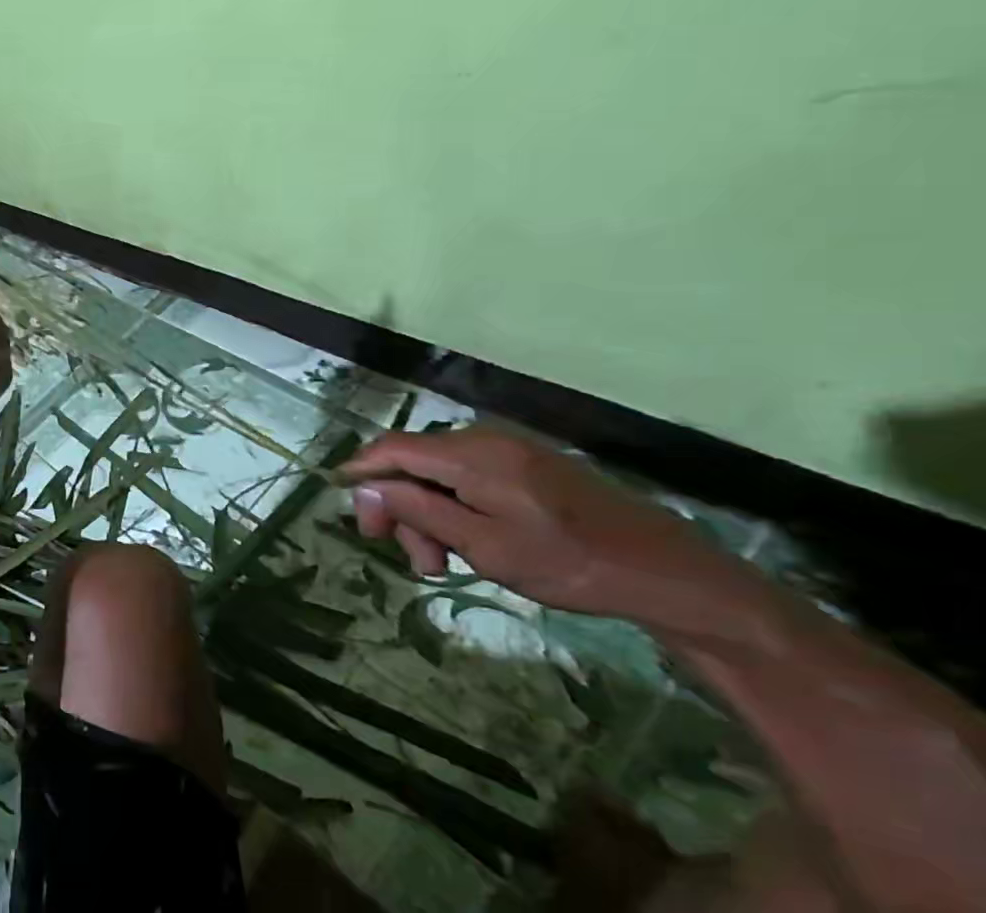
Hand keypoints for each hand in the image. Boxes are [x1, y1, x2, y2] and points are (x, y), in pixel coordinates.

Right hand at [339, 425, 769, 635]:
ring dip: (427, 514)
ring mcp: (510, 451)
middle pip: (413, 462)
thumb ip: (419, 512)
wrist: (667, 572)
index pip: (392, 448)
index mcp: (473, 455)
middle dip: (399, 507)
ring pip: (438, 473)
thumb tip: (365, 489)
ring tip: (441, 564)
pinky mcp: (527, 466)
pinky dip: (453, 508)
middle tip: (411, 559)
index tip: (346, 506)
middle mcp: (486, 440)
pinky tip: (467, 543)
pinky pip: (467, 477)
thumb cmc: (569, 563)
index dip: (360, 472)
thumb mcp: (483, 545)